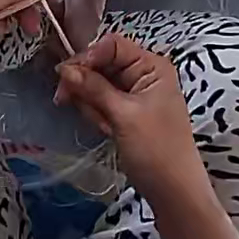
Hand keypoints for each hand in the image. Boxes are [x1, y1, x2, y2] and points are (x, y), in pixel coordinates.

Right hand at [54, 34, 208, 206]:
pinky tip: (105, 130)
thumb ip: (93, 88)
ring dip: (92, 103)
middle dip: (85, 84)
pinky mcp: (128, 111)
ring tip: (103, 126)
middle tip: (67, 102)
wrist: (174, 192)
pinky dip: (97, 113)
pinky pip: (102, 101)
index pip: (111, 45)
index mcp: (152, 65)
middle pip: (101, 63)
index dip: (87, 57)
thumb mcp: (123, 115)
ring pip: (97, 84)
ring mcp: (136, 92)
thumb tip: (64, 68)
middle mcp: (144, 73)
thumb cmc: (156, 150)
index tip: (65, 76)